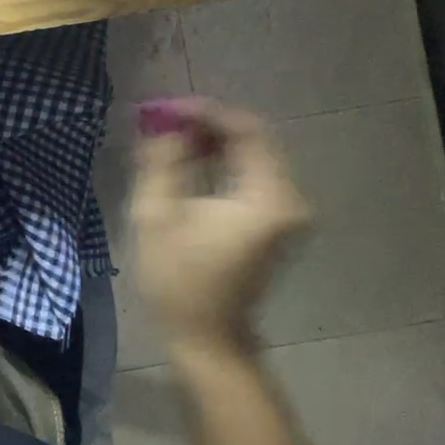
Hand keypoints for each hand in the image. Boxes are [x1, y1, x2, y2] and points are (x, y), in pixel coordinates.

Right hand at [128, 97, 309, 358]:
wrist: (207, 335)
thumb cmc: (178, 278)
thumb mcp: (156, 214)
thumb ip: (161, 161)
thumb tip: (161, 121)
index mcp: (267, 197)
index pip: (245, 130)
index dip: (202, 111)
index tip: (159, 110)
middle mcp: (288, 199)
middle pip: (251, 139)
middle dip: (203, 123)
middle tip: (157, 120)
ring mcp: (285, 212)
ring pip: (250, 154)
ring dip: (209, 140)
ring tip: (164, 136)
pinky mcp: (275, 220)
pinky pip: (249, 173)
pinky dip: (218, 159)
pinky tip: (185, 160)